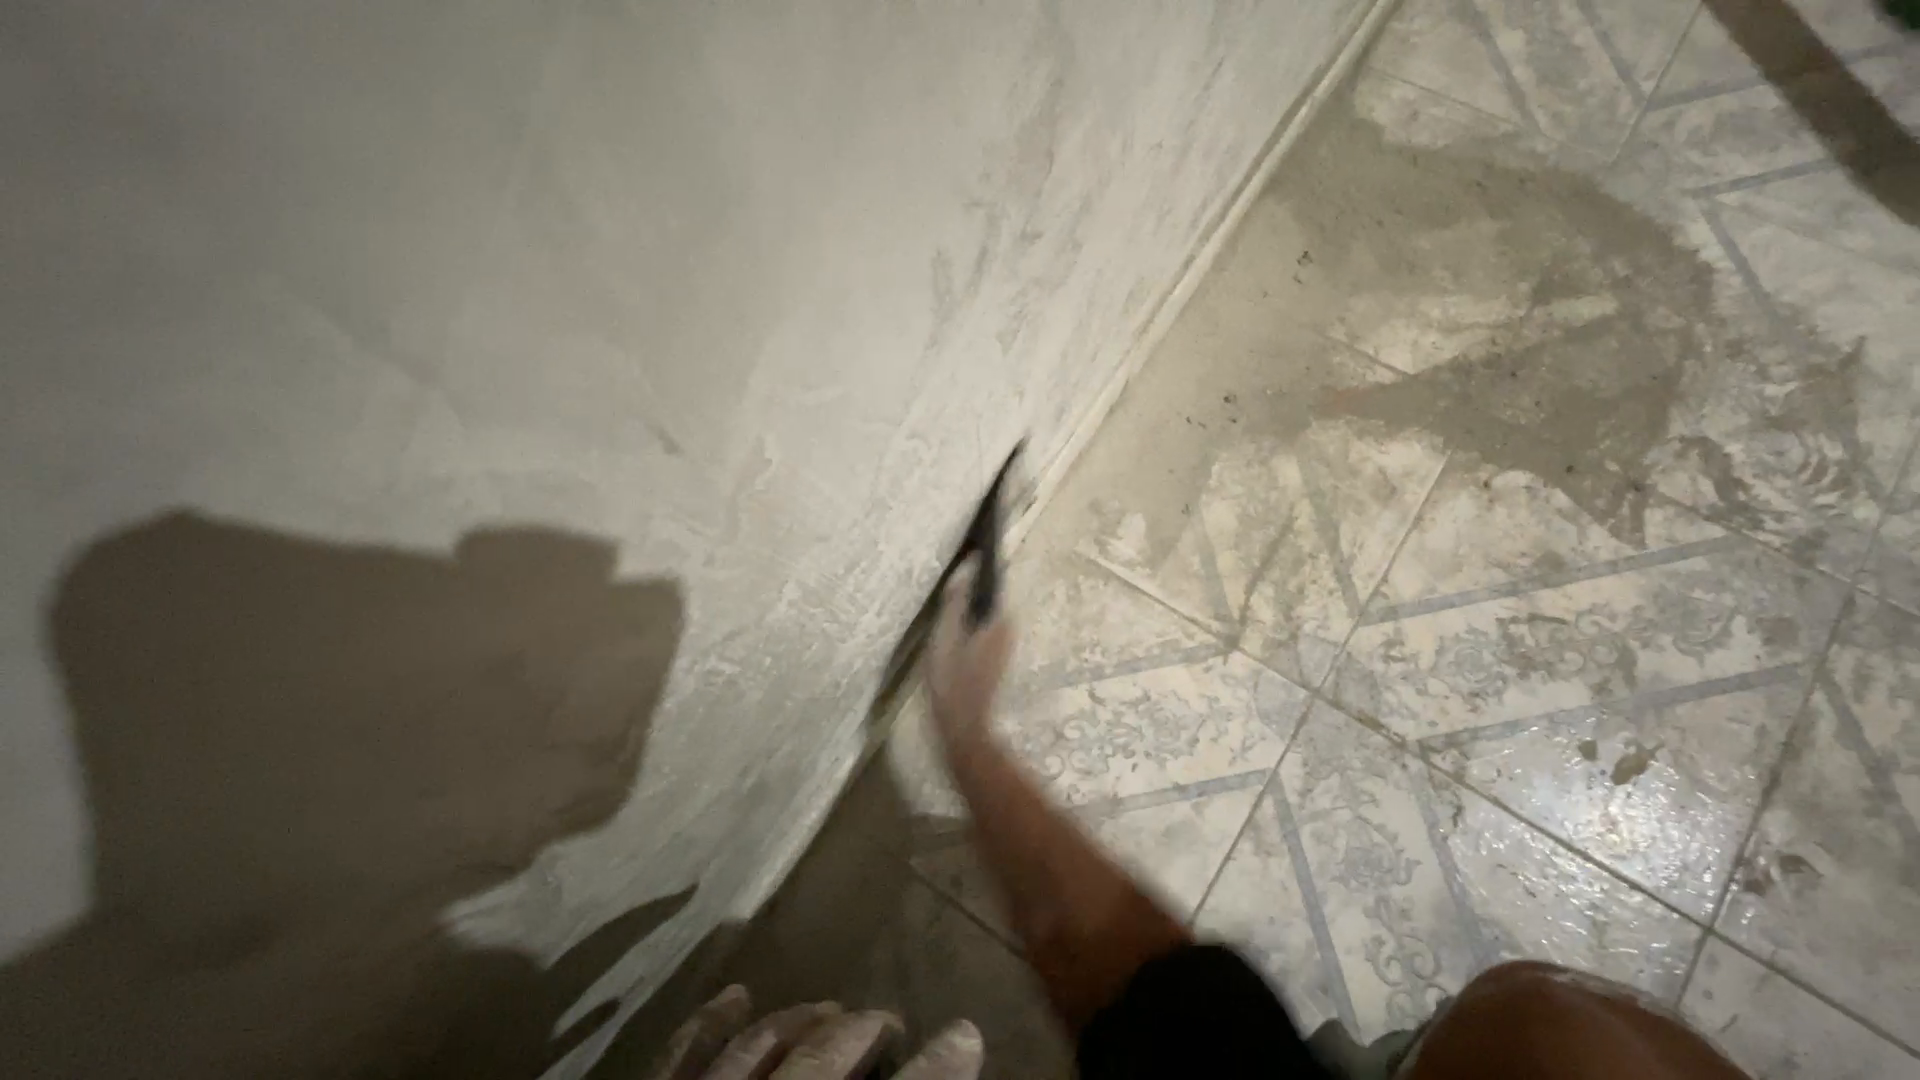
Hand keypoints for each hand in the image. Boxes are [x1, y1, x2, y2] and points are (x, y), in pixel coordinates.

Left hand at [648, 985, 983, 1079]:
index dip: (935, 1073)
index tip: (966, 1034)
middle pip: (821, 1063)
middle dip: (864, 1031)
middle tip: (889, 1023)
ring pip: (756, 1048)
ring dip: (800, 1020)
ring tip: (830, 1008)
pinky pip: (678, 1059)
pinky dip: (707, 1024)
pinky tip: (736, 995)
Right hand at [924, 555, 1013, 747]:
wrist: (962, 726)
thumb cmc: (951, 680)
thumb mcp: (945, 636)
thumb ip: (955, 600)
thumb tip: (967, 565)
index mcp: (1000, 618)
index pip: (995, 578)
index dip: (982, 564)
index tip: (968, 546)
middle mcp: (1009, 627)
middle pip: (990, 594)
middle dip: (974, 583)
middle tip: (951, 571)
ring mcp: (1004, 643)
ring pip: (986, 610)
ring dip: (971, 602)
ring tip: (947, 593)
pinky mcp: (996, 655)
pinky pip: (983, 625)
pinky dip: (970, 619)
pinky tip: (952, 623)